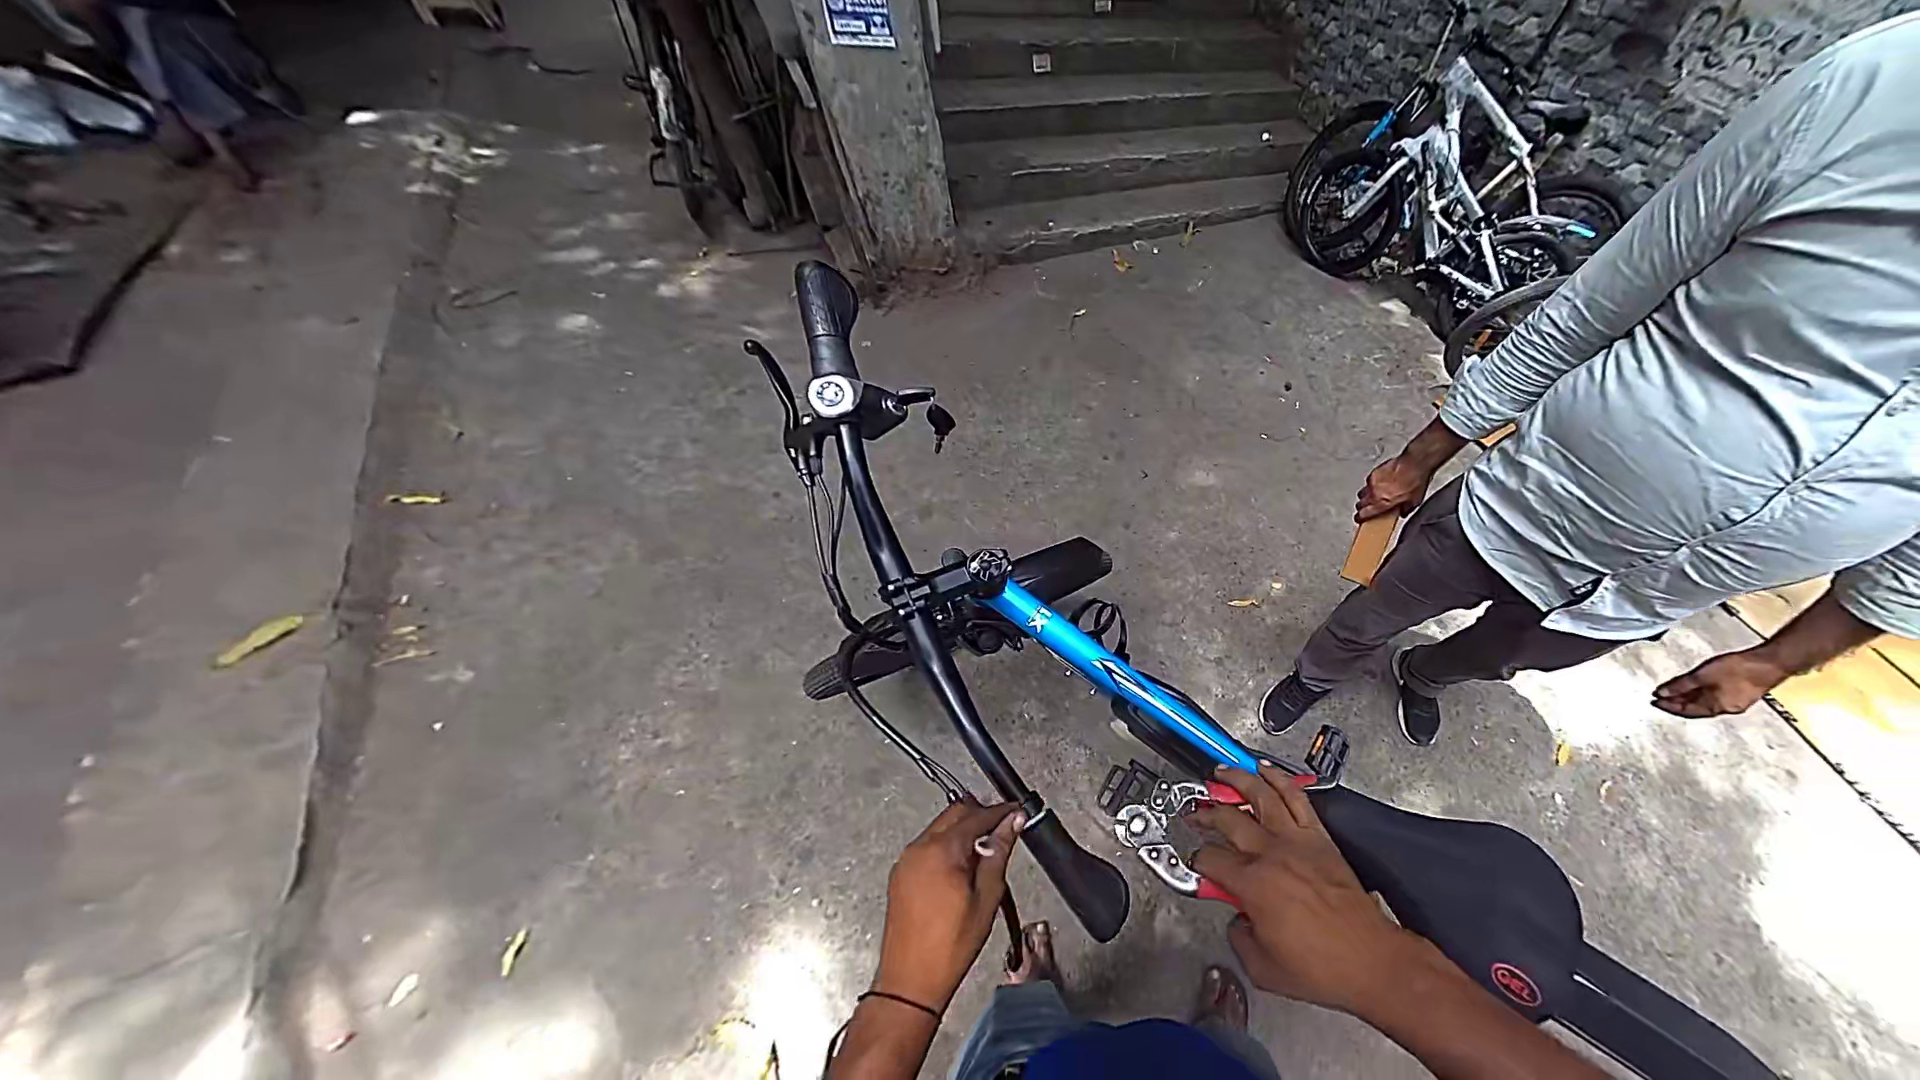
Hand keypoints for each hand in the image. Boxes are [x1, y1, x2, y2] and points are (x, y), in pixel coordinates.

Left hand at [872, 799, 1024, 1012]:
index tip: (1016, 812)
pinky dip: (946, 845)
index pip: (976, 816)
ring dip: (962, 830)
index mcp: (941, 849)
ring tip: (983, 854)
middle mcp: (919, 846)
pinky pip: (927, 845)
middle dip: (980, 816)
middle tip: (1002, 830)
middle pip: (954, 813)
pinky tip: (960, 867)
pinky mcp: (900, 873)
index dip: (1000, 812)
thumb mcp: (986, 897)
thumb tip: (1012, 823)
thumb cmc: (951, 945)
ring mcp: (906, 859)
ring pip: (939, 827)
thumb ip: (998, 853)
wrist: (910, 980)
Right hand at [1190, 766, 1431, 1015]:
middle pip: (1226, 819)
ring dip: (1236, 780)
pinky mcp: (1319, 839)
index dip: (1197, 861)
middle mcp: (1271, 855)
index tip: (1198, 865)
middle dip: (1204, 815)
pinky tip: (1267, 771)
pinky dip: (1279, 780)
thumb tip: (1237, 920)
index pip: (1210, 859)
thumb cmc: (1326, 968)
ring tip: (1223, 772)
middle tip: (1196, 814)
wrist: (1375, 964)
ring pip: (1260, 796)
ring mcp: (1296, 842)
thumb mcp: (1263, 967)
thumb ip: (1238, 936)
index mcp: (1252, 885)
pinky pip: (1296, 799)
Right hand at [1355, 454, 1433, 521]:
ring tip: (1376, 494)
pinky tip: (1382, 482)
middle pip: (1360, 504)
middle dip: (1363, 507)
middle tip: (1368, 507)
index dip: (1360, 518)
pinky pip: (1369, 482)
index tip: (1360, 519)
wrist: (1415, 463)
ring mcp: (1372, 482)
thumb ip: (1405, 509)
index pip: (1362, 514)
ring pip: (1362, 493)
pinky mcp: (1373, 473)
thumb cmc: (1415, 481)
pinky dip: (1373, 484)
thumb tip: (1402, 512)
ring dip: (1367, 496)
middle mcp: (1373, 493)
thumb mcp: (1415, 501)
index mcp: (1381, 503)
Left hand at [1652, 650, 1789, 716]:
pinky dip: (1698, 694)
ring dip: (1686, 698)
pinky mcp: (1740, 693)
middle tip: (1658, 697)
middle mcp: (1727, 708)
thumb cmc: (1734, 670)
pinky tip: (1690, 688)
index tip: (1653, 702)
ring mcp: (1736, 702)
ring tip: (1669, 692)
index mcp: (1718, 707)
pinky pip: (1713, 698)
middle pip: (1696, 708)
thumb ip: (1680, 686)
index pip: (1688, 711)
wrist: (1769, 663)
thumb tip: (1660, 694)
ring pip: (1704, 703)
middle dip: (1676, 703)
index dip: (1669, 707)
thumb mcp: (1701, 676)